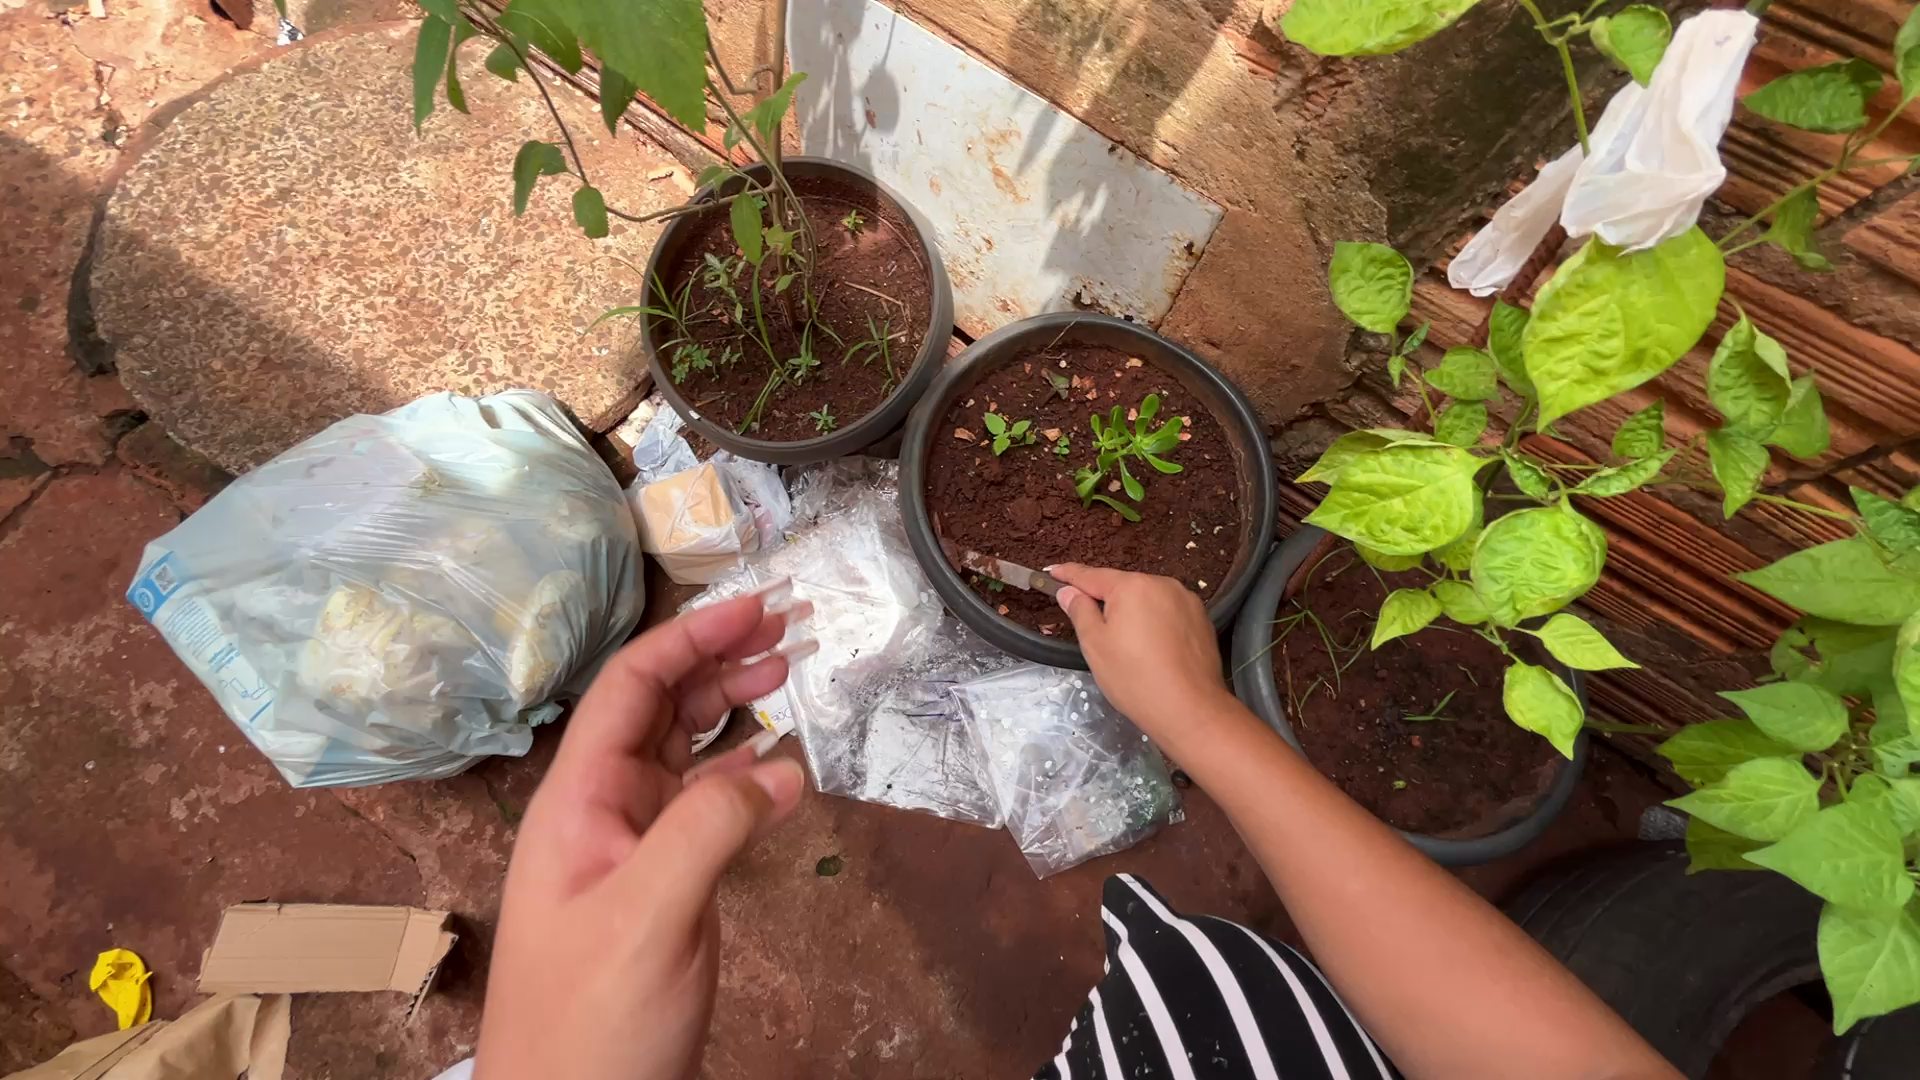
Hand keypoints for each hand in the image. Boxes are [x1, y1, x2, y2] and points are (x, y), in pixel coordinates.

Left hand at [476, 584, 810, 1079]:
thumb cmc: (591, 1018)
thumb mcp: (647, 916)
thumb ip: (712, 829)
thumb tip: (787, 768)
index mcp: (580, 796)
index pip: (632, 687)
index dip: (690, 638)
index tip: (752, 608)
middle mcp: (605, 803)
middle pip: (661, 704)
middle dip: (719, 655)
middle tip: (784, 626)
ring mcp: (636, 837)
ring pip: (687, 743)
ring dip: (732, 699)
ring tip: (784, 668)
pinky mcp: (668, 870)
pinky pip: (708, 795)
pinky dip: (742, 764)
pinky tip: (772, 753)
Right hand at [1049, 564, 1238, 753]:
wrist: (1191, 710)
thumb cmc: (1134, 678)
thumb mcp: (1095, 645)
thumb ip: (1080, 611)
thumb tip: (1069, 591)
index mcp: (1132, 586)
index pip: (1092, 575)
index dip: (1069, 575)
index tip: (1053, 572)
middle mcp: (1162, 584)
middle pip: (1123, 587)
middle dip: (1105, 600)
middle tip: (1089, 623)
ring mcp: (1186, 601)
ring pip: (1147, 600)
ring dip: (1132, 612)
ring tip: (1124, 642)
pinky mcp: (1201, 620)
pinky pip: (1167, 613)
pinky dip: (1154, 623)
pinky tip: (1151, 648)